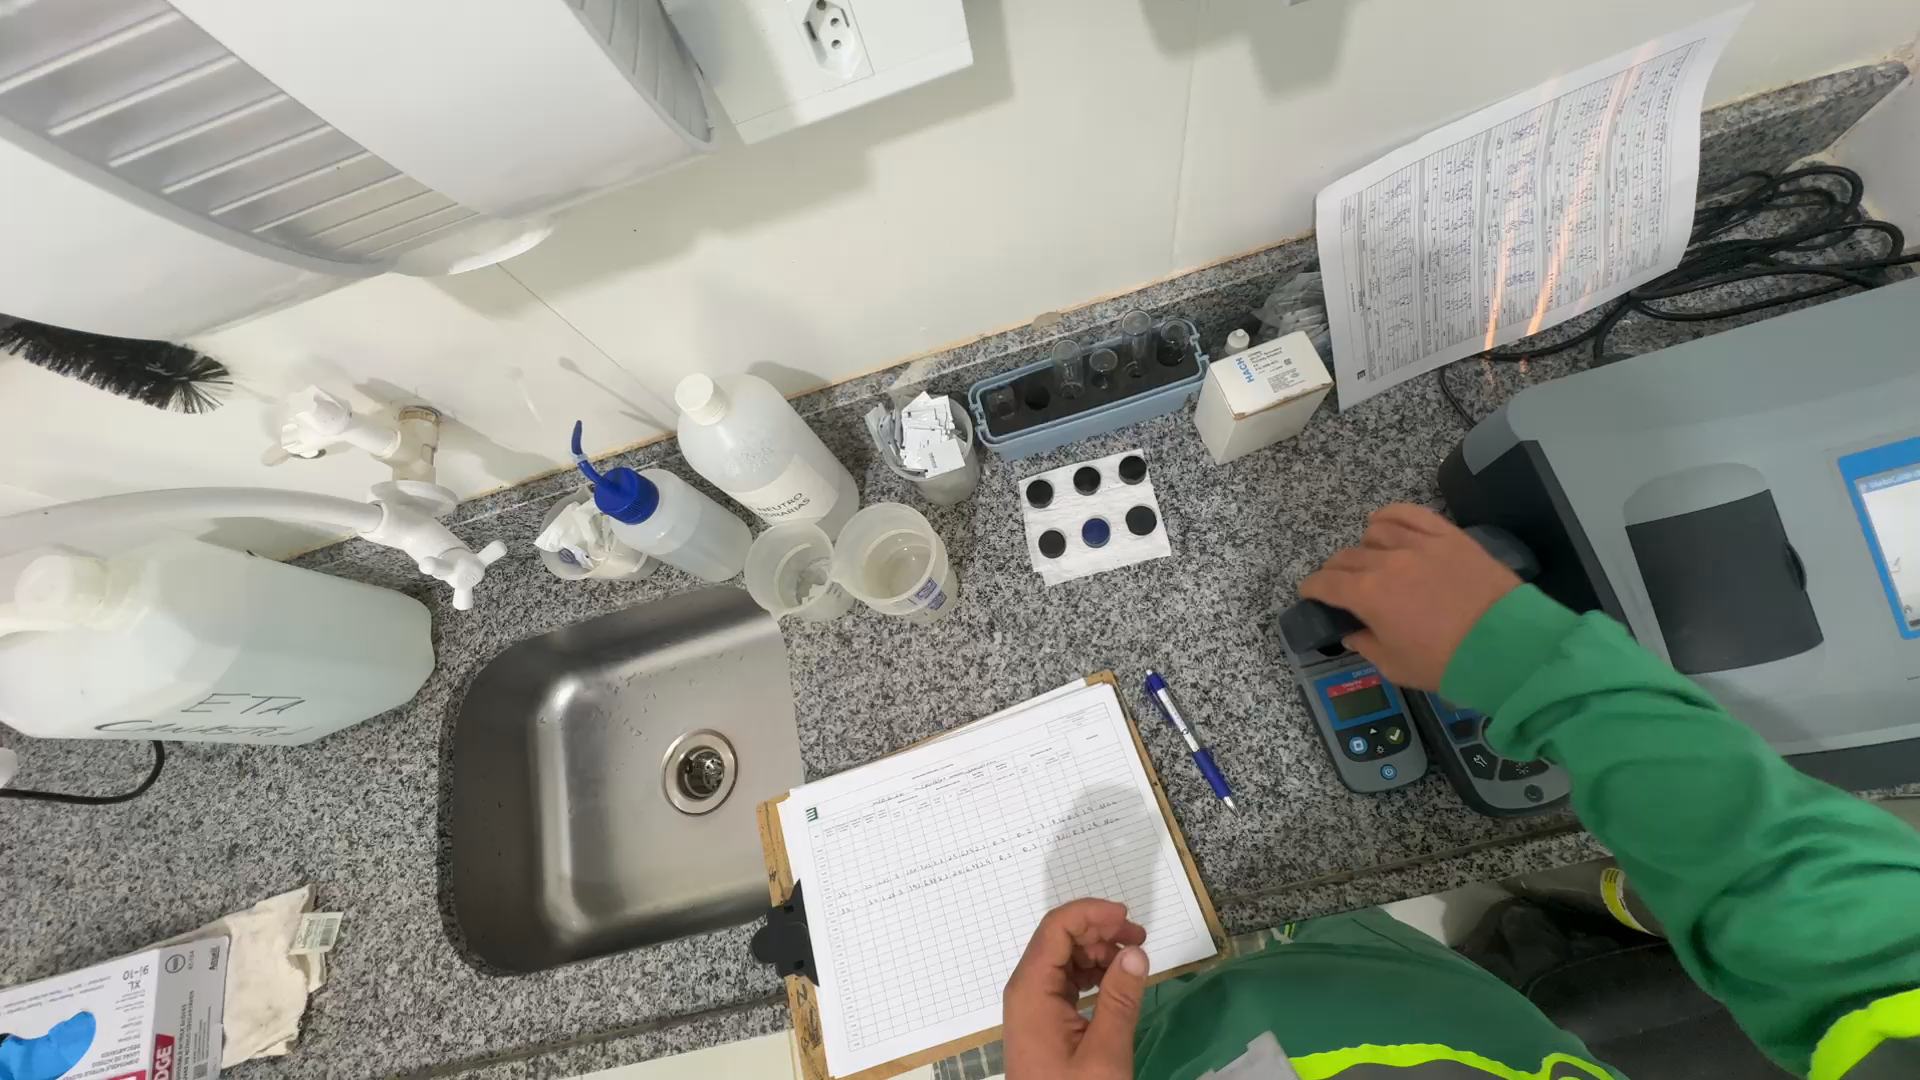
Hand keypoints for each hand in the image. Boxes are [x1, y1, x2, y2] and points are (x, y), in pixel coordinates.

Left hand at [1003, 899, 1149, 1079]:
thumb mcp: (1104, 1055)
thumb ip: (1119, 999)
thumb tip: (1134, 951)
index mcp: (1031, 988)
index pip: (1056, 927)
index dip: (1091, 912)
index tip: (1127, 916)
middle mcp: (1027, 988)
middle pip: (1060, 937)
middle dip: (1099, 929)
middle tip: (1140, 938)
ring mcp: (1033, 1004)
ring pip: (1064, 956)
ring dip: (1098, 949)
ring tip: (1133, 958)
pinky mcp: (1044, 1019)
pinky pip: (1067, 979)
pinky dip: (1093, 972)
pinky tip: (1116, 980)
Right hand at [1298, 504, 1520, 689]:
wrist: (1510, 648)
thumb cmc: (1446, 662)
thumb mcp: (1395, 666)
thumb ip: (1366, 646)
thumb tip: (1353, 634)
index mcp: (1365, 595)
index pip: (1323, 583)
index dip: (1311, 589)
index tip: (1311, 595)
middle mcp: (1384, 562)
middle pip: (1344, 557)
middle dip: (1335, 572)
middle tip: (1343, 586)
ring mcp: (1417, 545)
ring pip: (1373, 533)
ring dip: (1364, 548)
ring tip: (1372, 559)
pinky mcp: (1448, 537)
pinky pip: (1409, 514)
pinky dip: (1390, 516)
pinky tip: (1383, 523)